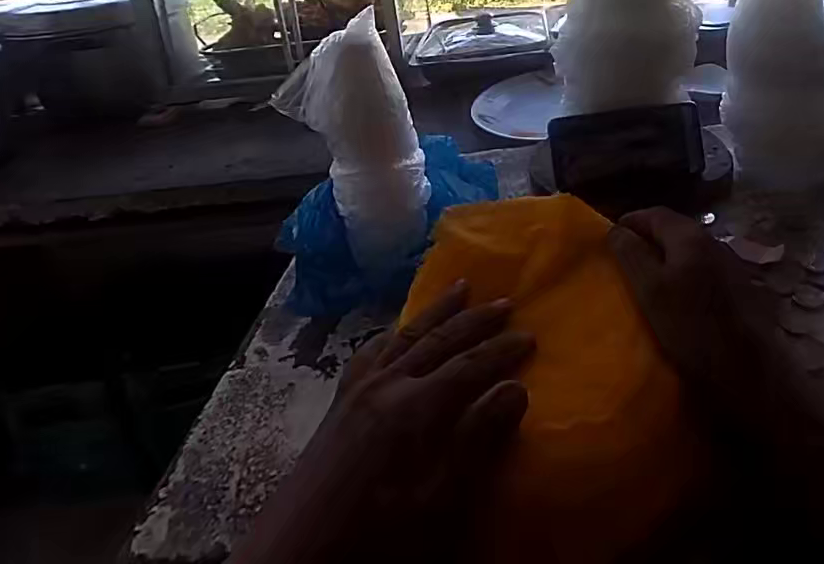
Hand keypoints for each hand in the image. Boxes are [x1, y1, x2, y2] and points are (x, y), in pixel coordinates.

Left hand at [233, 281, 534, 563]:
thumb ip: (476, 442)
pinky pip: (372, 350)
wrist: (293, 559)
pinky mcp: (340, 400)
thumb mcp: (436, 503)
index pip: (470, 366)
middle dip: (476, 319)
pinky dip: (394, 332)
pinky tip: (398, 329)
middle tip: (506, 301)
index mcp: (415, 408)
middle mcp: (388, 383)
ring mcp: (360, 387)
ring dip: (439, 309)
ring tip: (461, 287)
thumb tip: (516, 388)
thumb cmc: (375, 537)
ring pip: (408, 333)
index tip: (530, 335)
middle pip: (441, 339)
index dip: (502, 350)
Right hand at [608, 207, 793, 425]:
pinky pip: (705, 269)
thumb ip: (631, 255)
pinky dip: (686, 274)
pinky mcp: (742, 287)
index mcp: (690, 236)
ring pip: (690, 251)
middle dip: (648, 240)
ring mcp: (731, 264)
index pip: (653, 214)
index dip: (630, 222)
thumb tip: (616, 229)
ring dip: (668, 258)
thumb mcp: (650, 291)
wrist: (751, 371)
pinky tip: (680, 296)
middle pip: (674, 230)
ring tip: (649, 279)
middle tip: (626, 259)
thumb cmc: (693, 326)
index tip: (611, 237)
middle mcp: (714, 241)